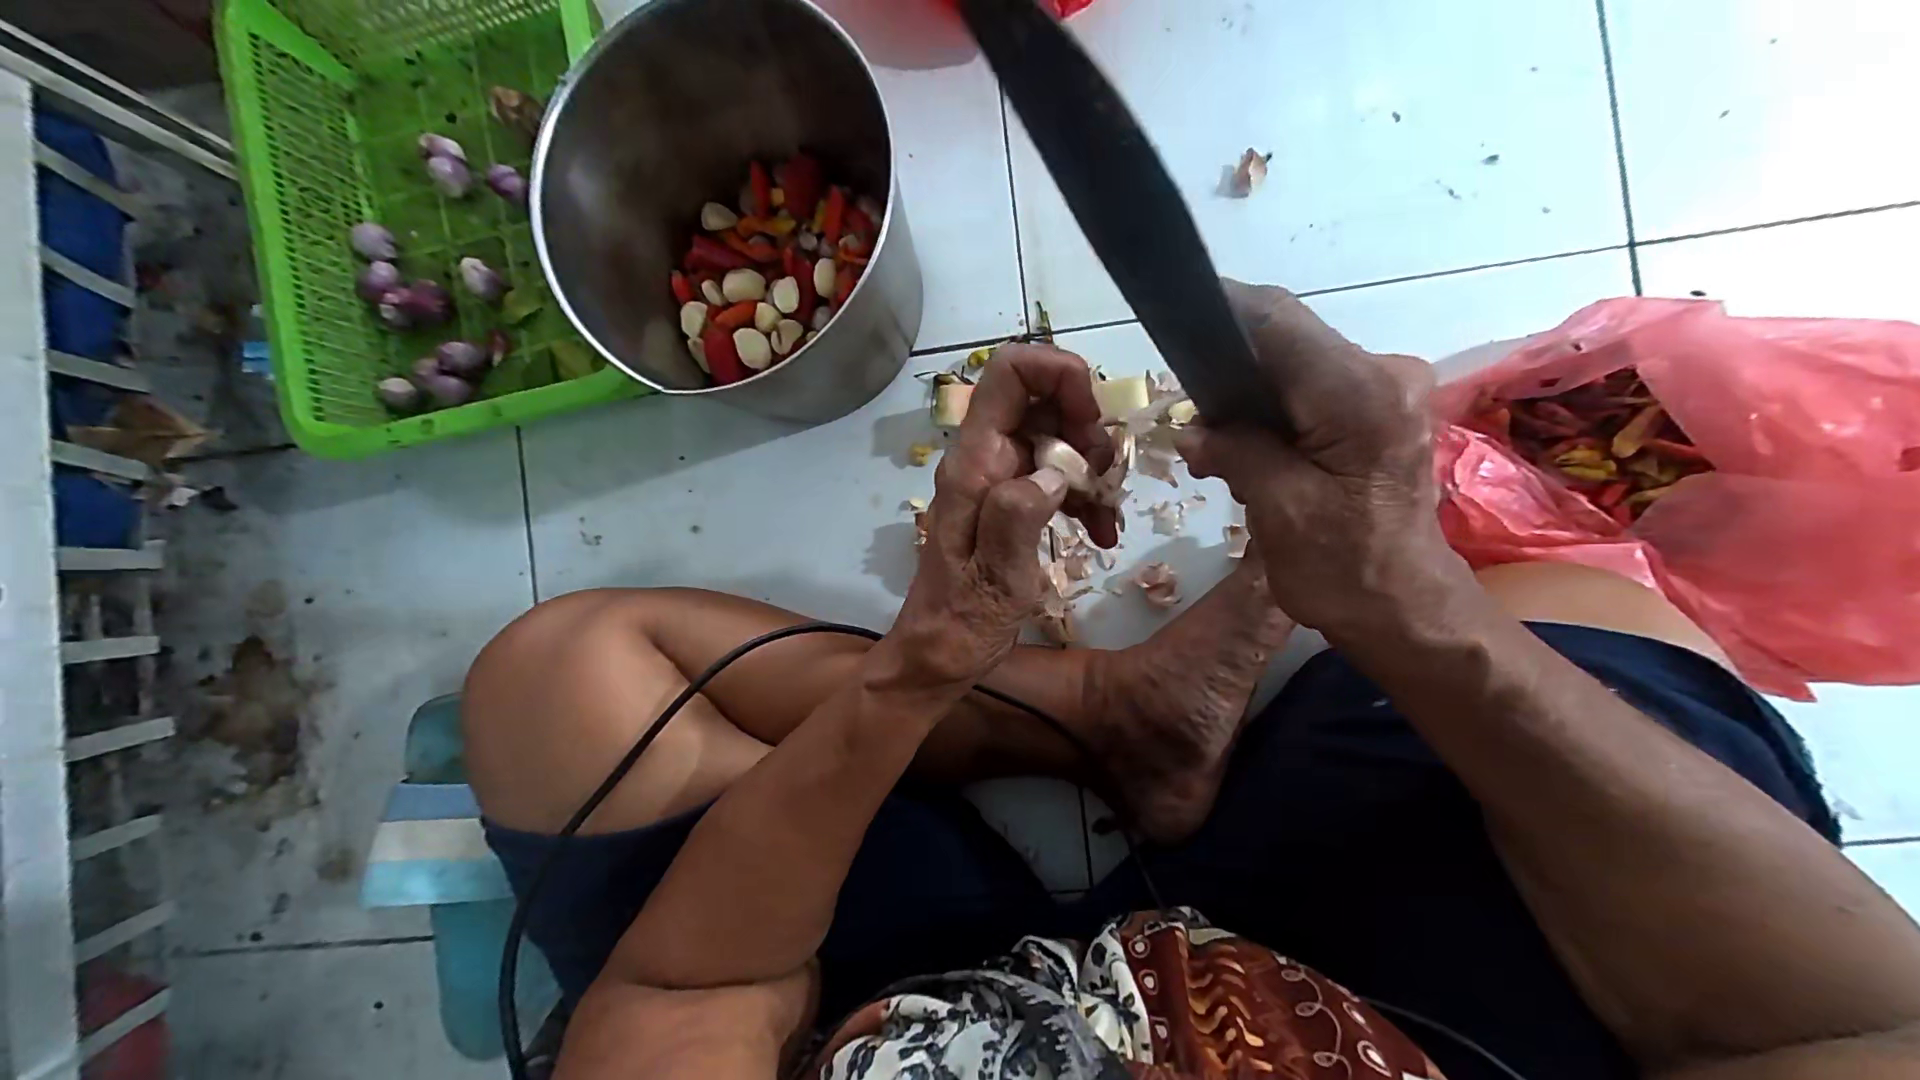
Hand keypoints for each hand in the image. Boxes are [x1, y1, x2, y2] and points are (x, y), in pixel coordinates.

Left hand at [891, 344, 1114, 684]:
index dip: (1057, 373)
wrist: (938, 655)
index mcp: (973, 466)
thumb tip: (1055, 471)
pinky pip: (1054, 473)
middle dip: (1085, 429)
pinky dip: (1082, 492)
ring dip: (1091, 467)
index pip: (1008, 374)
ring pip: (1054, 436)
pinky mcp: (1010, 500)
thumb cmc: (961, 624)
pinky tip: (1099, 530)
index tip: (1092, 418)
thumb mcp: (996, 580)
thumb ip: (1017, 517)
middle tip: (1104, 481)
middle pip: (1041, 400)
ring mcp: (997, 478)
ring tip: (1106, 517)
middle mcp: (982, 459)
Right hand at [1176, 281, 1469, 635]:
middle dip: (1227, 371)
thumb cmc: (1345, 570)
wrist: (1404, 611)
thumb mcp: (1279, 510)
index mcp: (1362, 395)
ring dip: (1244, 398)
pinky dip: (1267, 414)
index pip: (1279, 324)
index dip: (1222, 311)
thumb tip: (1190, 429)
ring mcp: (1383, 392)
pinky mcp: (1374, 414)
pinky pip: (1306, 393)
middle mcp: (1383, 376)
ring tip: (1208, 444)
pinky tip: (1242, 451)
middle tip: (1185, 414)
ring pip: (1291, 369)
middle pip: (1285, 343)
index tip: (1174, 317)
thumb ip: (1235, 452)